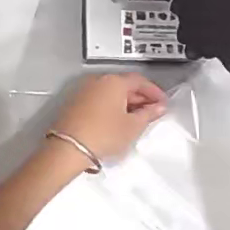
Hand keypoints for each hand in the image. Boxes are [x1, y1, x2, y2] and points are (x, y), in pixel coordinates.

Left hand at [49, 72, 167, 166]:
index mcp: (114, 81)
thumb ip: (148, 114)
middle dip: (140, 98)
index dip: (154, 92)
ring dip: (124, 103)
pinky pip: (97, 101)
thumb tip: (157, 108)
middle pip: (124, 85)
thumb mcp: (133, 126)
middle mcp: (97, 81)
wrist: (67, 149)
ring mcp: (83, 92)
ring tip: (134, 120)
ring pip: (110, 93)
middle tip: (151, 113)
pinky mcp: (74, 104)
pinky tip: (115, 122)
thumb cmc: (101, 135)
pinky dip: (109, 108)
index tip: (162, 103)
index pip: (140, 81)